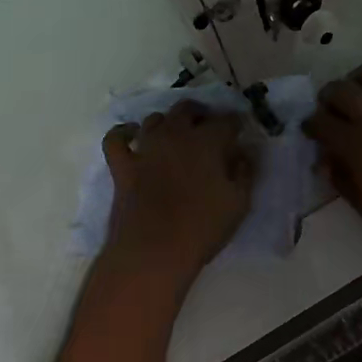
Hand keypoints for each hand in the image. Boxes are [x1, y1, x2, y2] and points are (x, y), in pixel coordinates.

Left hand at [102, 99, 255, 279]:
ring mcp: (145, 148)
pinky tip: (132, 135)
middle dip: (200, 114)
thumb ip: (244, 173)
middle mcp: (174, 135)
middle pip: (187, 110)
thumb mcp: (239, 204)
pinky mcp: (122, 165)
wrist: (154, 251)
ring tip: (176, 136)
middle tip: (208, 128)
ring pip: (155, 119)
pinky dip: (124, 132)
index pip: (226, 120)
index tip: (239, 131)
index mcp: (207, 142)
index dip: (235, 123)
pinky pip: (116, 138)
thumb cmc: (202, 229)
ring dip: (168, 122)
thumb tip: (243, 153)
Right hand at [304, 62, 361, 255]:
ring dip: (358, 79)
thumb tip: (328, 162)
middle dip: (328, 97)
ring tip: (361, 92)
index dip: (310, 125)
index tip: (311, 131)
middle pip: (339, 90)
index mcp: (354, 144)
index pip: (319, 123)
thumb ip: (344, 183)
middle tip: (331, 109)